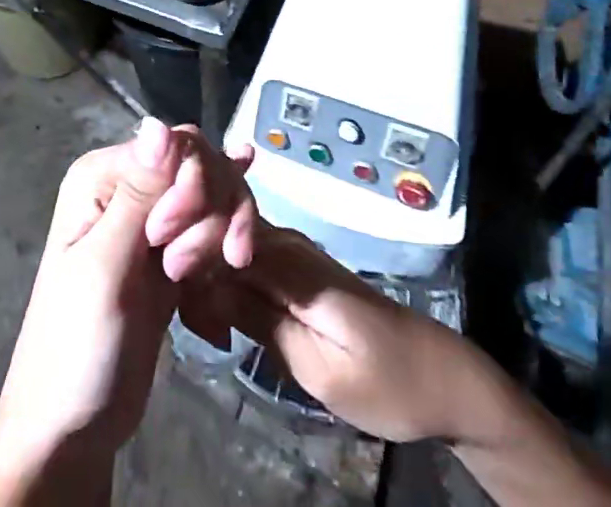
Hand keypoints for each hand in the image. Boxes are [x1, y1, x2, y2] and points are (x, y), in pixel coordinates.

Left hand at [0, 118, 255, 505]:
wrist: (73, 423)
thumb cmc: (76, 345)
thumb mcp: (104, 266)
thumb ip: (138, 194)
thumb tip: (158, 121)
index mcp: (100, 178)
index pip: (174, 148)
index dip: (193, 188)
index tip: (177, 248)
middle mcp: (126, 188)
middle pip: (199, 167)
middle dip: (213, 211)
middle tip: (190, 271)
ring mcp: (150, 223)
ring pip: (211, 197)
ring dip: (221, 231)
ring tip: (199, 280)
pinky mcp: (170, 256)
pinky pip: (209, 227)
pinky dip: (229, 226)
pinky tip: (249, 210)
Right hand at [187, 227, 610, 506]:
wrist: (445, 381)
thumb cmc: (388, 382)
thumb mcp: (319, 366)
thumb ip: (259, 319)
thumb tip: (202, 286)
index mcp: (292, 261)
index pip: (222, 231)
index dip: (187, 243)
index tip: (165, 274)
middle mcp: (285, 244)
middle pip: (216, 228)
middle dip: (183, 251)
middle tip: (170, 298)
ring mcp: (288, 253)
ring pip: (223, 242)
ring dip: (196, 266)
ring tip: (182, 307)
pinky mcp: (290, 270)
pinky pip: (240, 260)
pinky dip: (216, 278)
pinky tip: (206, 307)